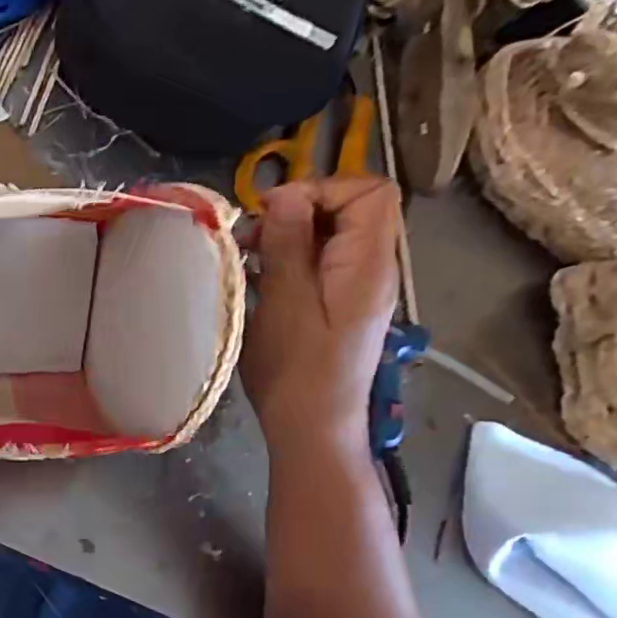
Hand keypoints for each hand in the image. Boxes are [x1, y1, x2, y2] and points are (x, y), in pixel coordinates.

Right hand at [240, 178, 399, 451]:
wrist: (313, 428)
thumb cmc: (297, 369)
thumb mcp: (286, 302)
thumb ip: (289, 244)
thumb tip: (286, 194)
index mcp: (368, 263)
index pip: (368, 191)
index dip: (320, 188)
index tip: (272, 213)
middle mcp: (371, 268)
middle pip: (349, 210)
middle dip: (296, 211)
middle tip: (249, 236)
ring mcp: (355, 289)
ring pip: (329, 236)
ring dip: (286, 236)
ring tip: (245, 257)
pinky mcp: (337, 307)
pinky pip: (319, 264)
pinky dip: (288, 260)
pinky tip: (255, 278)